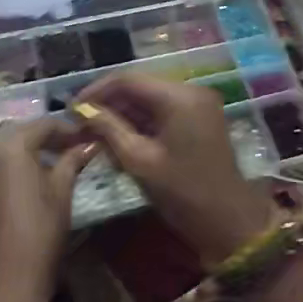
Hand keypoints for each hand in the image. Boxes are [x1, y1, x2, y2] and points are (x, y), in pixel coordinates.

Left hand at [0, 118, 97, 301]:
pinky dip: (3, 165)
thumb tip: (87, 146)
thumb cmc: (41, 230)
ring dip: (19, 148)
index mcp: (10, 145)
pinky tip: (20, 182)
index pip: (42, 124)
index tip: (84, 136)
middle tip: (64, 148)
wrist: (7, 277)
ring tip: (42, 164)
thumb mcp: (61, 191)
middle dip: (39, 135)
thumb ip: (71, 161)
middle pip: (15, 131)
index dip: (66, 128)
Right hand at [74, 74, 279, 268]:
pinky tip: (119, 138)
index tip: (72, 109)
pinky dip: (141, 122)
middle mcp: (191, 91)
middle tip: (81, 123)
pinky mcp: (200, 120)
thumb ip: (109, 129)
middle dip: (109, 103)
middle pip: (140, 87)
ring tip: (95, 133)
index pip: (128, 79)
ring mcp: (199, 105)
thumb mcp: (139, 160)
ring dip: (123, 114)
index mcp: (179, 96)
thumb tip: (82, 110)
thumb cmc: (183, 192)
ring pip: (150, 99)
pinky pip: (163, 112)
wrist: (230, 222)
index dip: (96, 91)